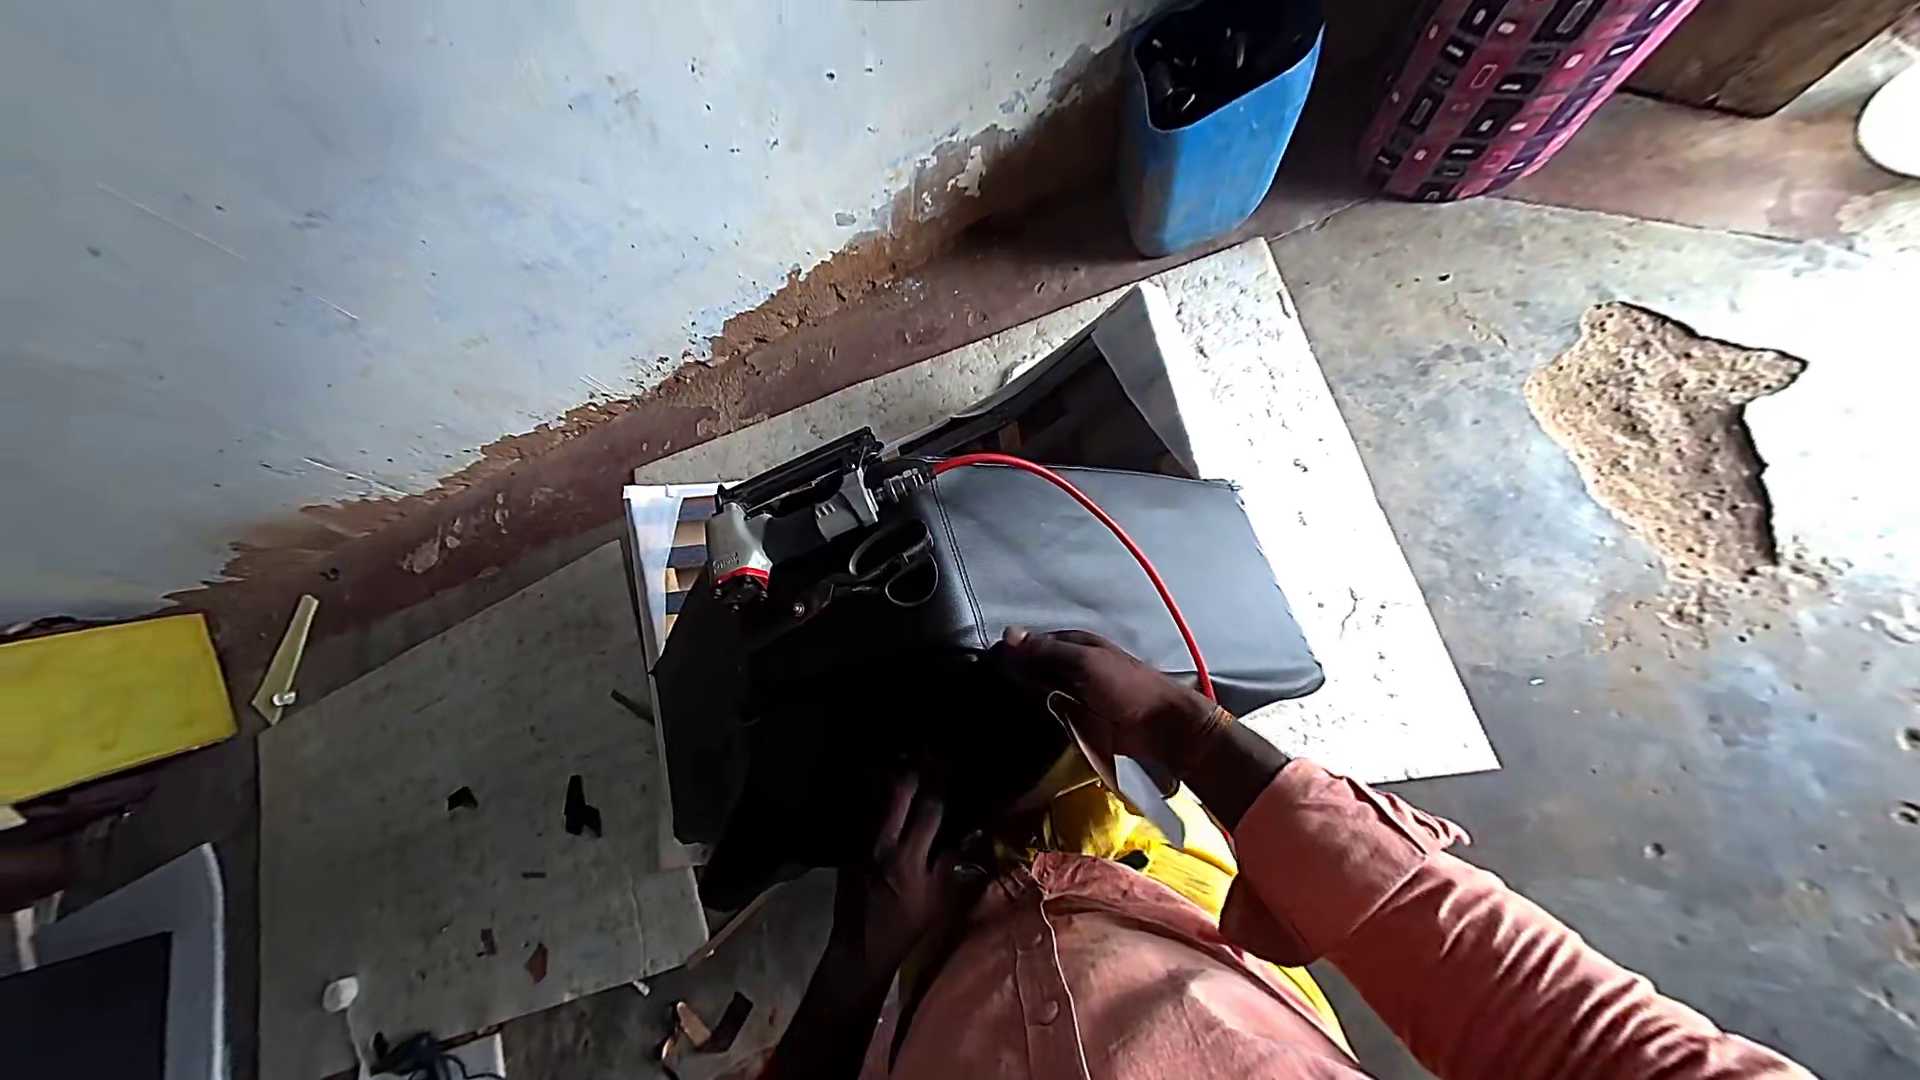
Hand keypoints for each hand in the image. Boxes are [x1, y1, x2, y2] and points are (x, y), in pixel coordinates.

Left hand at [826, 773, 977, 983]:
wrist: (859, 948)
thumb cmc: (906, 926)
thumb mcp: (938, 899)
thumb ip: (952, 861)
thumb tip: (973, 832)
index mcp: (910, 858)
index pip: (928, 809)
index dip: (939, 782)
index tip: (947, 762)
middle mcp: (884, 843)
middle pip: (899, 793)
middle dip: (914, 769)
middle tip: (924, 751)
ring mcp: (862, 840)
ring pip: (874, 795)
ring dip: (889, 772)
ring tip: (901, 754)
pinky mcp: (848, 843)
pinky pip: (860, 808)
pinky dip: (870, 790)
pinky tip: (876, 777)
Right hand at [1001, 627, 1220, 775]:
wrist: (1159, 728)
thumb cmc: (1124, 687)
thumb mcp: (1084, 662)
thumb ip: (1046, 650)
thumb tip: (1007, 633)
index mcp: (1075, 643)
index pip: (1034, 641)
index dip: (1012, 649)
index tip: (987, 660)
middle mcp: (1070, 663)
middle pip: (1033, 663)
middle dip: (1014, 669)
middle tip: (984, 682)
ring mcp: (1072, 689)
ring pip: (1038, 684)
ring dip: (1021, 689)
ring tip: (991, 698)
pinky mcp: (1075, 714)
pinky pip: (1048, 706)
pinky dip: (1034, 706)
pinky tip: (1014, 712)